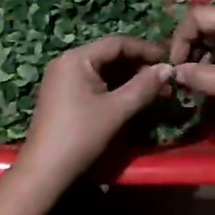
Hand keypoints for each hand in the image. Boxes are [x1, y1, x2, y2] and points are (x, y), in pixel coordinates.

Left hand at [14, 35, 171, 185]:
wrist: (45, 171)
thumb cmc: (80, 136)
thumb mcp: (116, 110)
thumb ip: (144, 86)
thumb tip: (168, 68)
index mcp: (76, 59)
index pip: (117, 43)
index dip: (146, 49)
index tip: (170, 59)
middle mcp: (67, 62)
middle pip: (110, 55)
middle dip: (139, 66)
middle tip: (166, 79)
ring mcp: (63, 79)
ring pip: (104, 70)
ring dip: (130, 78)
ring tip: (156, 90)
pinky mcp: (64, 95)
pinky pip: (95, 82)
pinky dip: (115, 88)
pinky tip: (134, 98)